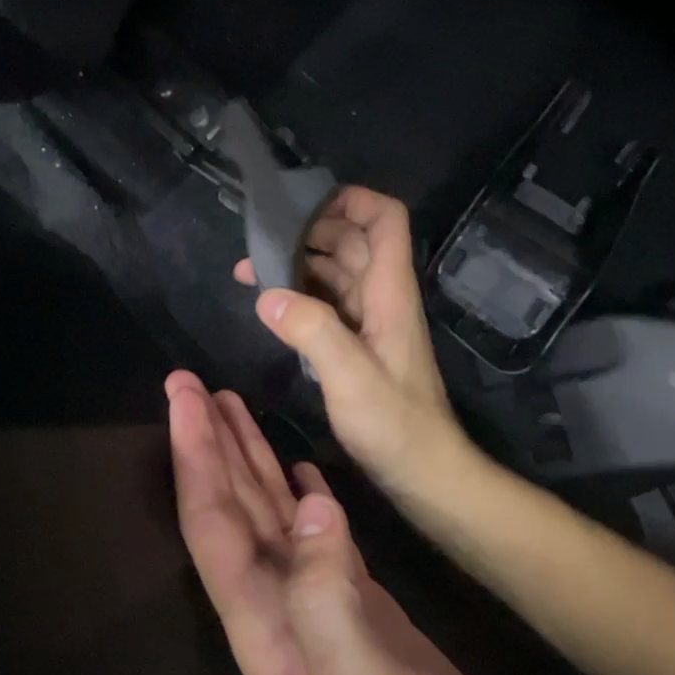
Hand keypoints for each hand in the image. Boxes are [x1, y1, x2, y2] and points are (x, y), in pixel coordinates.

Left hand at [166, 371, 531, 674]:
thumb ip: (329, 598)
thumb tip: (312, 501)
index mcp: (264, 622)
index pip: (213, 522)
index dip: (194, 456)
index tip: (180, 394)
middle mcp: (278, 607)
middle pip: (230, 510)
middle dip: (207, 443)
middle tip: (191, 380)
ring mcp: (318, 607)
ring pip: (267, 515)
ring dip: (245, 458)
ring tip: (230, 404)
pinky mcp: (359, 609)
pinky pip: (314, 535)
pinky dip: (299, 493)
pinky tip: (297, 467)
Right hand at [235, 186, 466, 488]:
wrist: (424, 474)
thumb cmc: (396, 427)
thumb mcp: (353, 380)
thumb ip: (314, 333)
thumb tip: (267, 295)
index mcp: (391, 292)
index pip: (386, 220)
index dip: (351, 200)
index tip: (302, 204)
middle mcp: (382, 297)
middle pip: (352, 239)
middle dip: (308, 229)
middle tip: (258, 239)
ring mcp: (371, 320)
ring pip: (336, 269)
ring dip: (297, 261)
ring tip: (250, 268)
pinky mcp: (358, 344)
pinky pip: (327, 301)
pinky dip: (299, 293)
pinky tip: (269, 304)